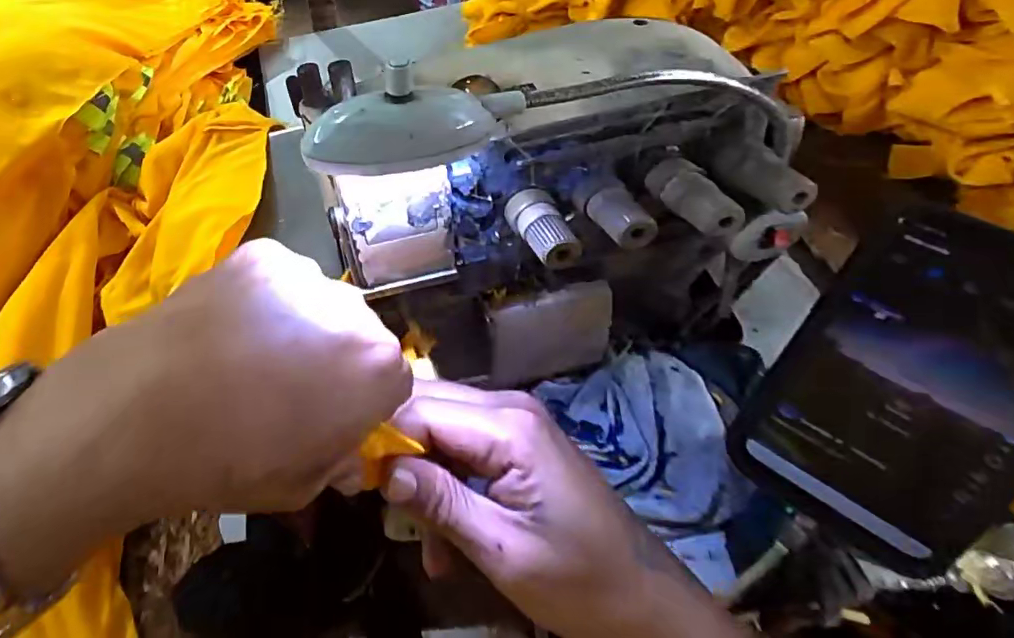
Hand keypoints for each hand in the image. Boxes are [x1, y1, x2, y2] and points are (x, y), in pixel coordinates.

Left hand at [113, 238, 413, 513]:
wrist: (143, 404)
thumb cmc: (227, 458)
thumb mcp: (298, 486)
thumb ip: (338, 461)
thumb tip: (345, 449)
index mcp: (375, 367)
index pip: (394, 379)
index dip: (363, 401)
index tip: (331, 414)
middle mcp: (350, 308)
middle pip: (359, 331)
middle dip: (337, 355)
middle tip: (289, 382)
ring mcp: (301, 271)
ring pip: (318, 298)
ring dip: (301, 320)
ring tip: (252, 348)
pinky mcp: (259, 252)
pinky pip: (279, 275)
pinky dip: (265, 295)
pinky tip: (230, 322)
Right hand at [383, 381, 743, 637]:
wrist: (654, 607)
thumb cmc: (583, 585)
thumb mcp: (505, 552)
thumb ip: (442, 504)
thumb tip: (384, 471)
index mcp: (507, 425)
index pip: (421, 411)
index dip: (384, 442)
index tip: (359, 482)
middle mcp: (507, 406)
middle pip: (428, 409)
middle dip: (401, 457)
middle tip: (383, 506)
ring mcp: (514, 422)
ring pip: (441, 429)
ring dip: (424, 479)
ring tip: (425, 544)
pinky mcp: (518, 442)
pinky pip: (464, 448)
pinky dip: (448, 485)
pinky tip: (447, 540)